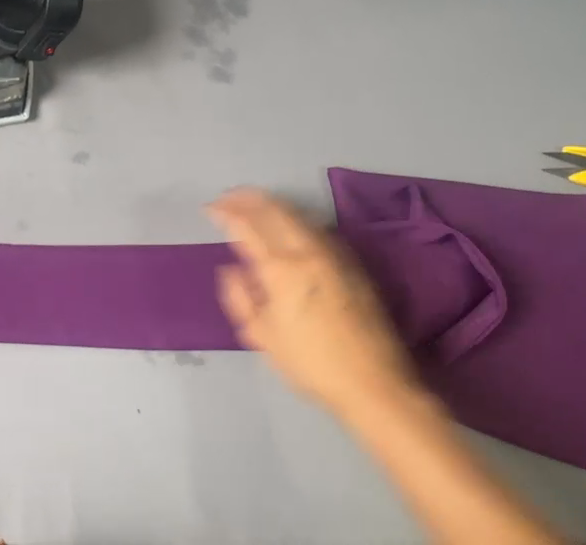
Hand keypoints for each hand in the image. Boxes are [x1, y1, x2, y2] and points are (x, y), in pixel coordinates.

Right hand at [208, 189, 419, 415]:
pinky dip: (297, 219)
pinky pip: (319, 230)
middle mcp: (307, 254)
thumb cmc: (310, 363)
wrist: (376, 386)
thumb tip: (232, 270)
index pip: (246, 225)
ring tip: (255, 204)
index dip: (224, 212)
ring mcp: (335, 257)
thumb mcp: (261, 334)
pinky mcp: (355, 267)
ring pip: (299, 216)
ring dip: (273, 205)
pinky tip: (292, 226)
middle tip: (229, 198)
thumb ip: (239, 296)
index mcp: (279, 269)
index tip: (209, 209)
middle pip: (274, 210)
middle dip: (247, 199)